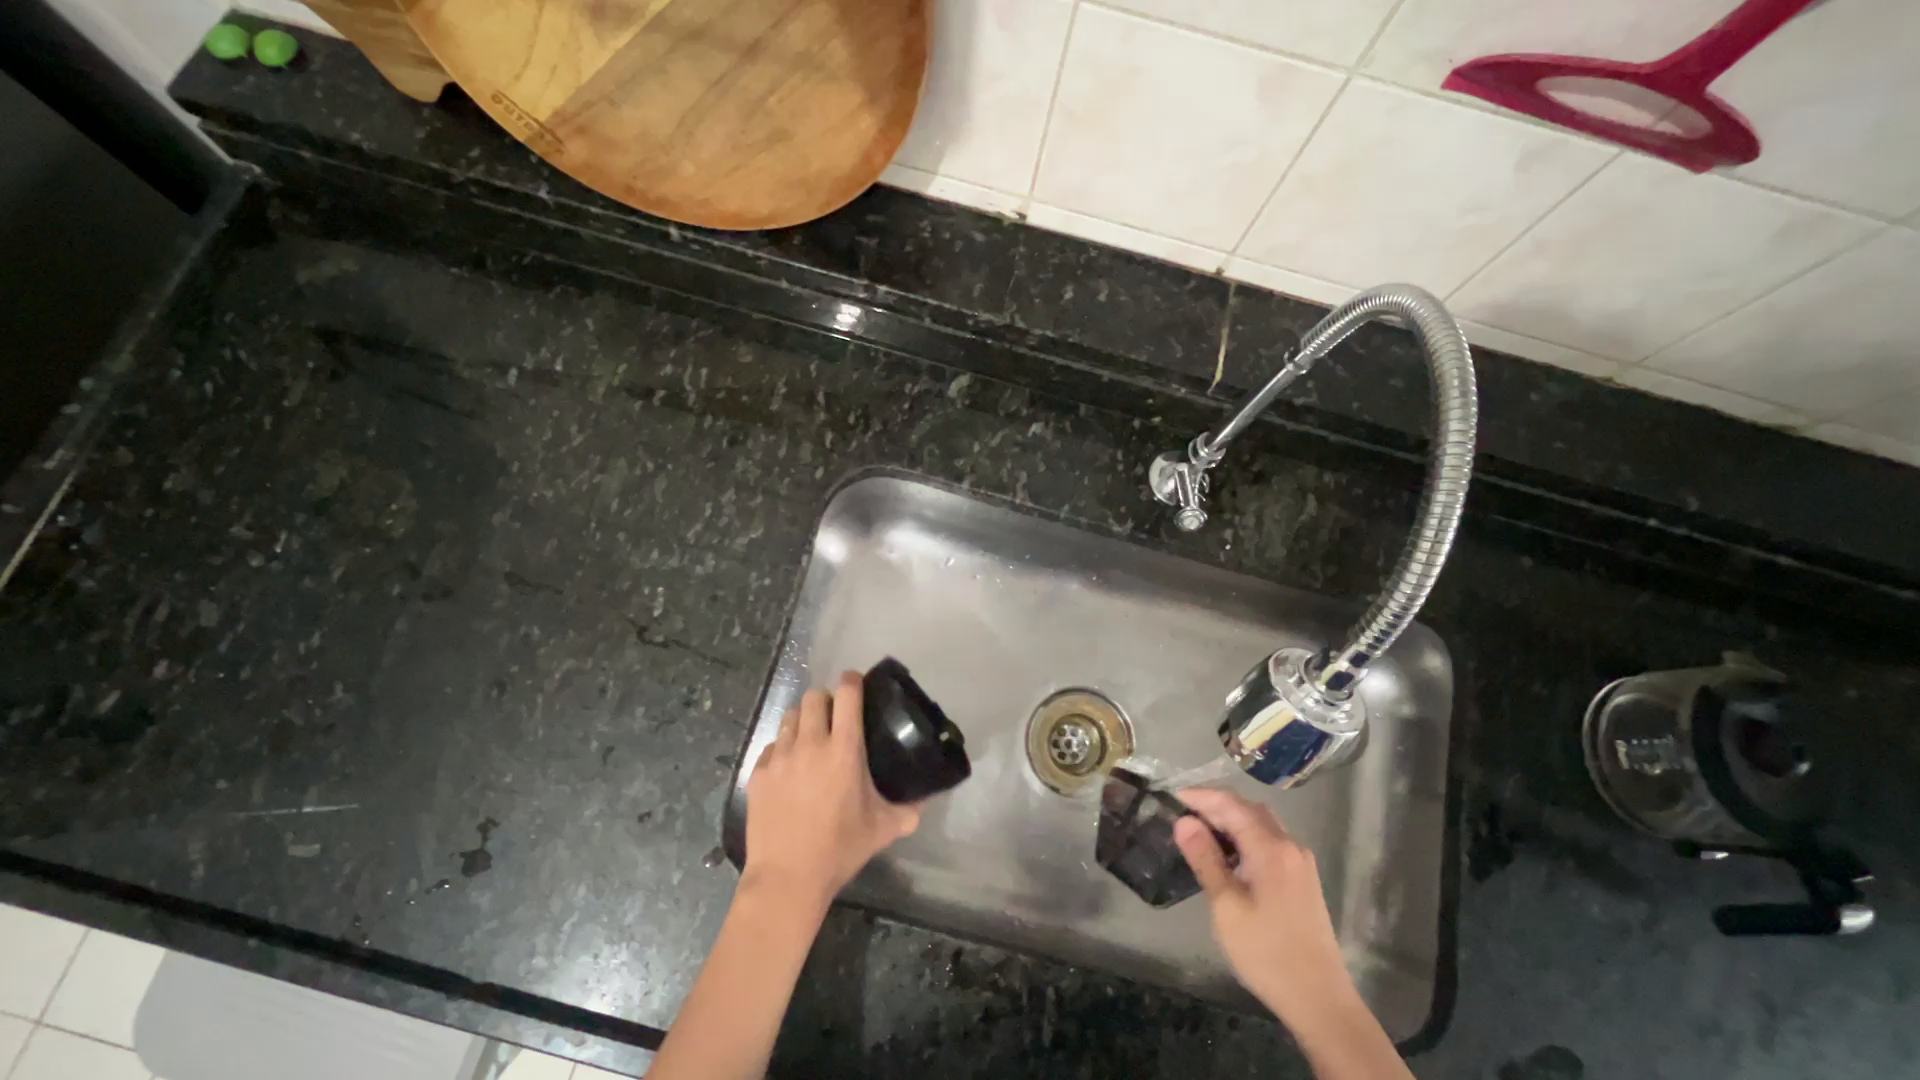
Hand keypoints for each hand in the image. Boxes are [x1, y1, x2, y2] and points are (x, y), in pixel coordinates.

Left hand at [743, 671, 921, 909]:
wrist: (788, 876)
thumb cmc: (840, 849)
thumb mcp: (883, 829)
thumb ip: (908, 811)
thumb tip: (923, 802)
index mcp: (843, 751)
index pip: (847, 695)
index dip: (852, 681)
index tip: (856, 683)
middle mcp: (810, 744)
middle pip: (814, 697)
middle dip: (826, 699)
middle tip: (836, 717)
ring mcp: (779, 757)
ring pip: (791, 718)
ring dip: (804, 720)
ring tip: (812, 739)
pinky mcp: (758, 773)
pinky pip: (772, 746)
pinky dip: (783, 749)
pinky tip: (790, 769)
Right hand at [1173, 788, 1356, 1025]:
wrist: (1318, 997)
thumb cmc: (1266, 952)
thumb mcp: (1226, 907)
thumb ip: (1205, 860)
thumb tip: (1184, 822)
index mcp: (1271, 848)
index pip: (1232, 805)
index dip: (1201, 796)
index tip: (1172, 796)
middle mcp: (1290, 847)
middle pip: (1250, 809)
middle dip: (1217, 805)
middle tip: (1184, 814)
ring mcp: (1301, 864)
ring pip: (1263, 825)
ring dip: (1233, 821)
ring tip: (1201, 833)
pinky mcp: (1303, 880)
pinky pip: (1272, 843)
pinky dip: (1247, 838)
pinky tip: (1230, 857)